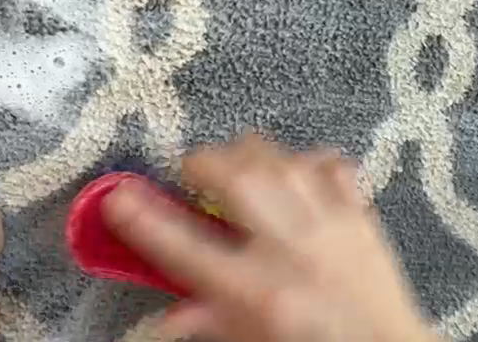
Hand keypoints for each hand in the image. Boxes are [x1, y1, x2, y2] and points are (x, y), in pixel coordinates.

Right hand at [103, 135, 438, 341]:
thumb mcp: (250, 341)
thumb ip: (206, 323)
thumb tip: (160, 321)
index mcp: (260, 295)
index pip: (187, 250)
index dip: (145, 219)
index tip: (117, 195)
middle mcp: (293, 252)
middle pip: (237, 180)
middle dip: (205, 163)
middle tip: (191, 170)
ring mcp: (331, 225)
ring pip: (280, 161)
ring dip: (250, 155)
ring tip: (237, 164)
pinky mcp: (360, 213)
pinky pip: (330, 164)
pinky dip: (308, 160)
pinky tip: (296, 170)